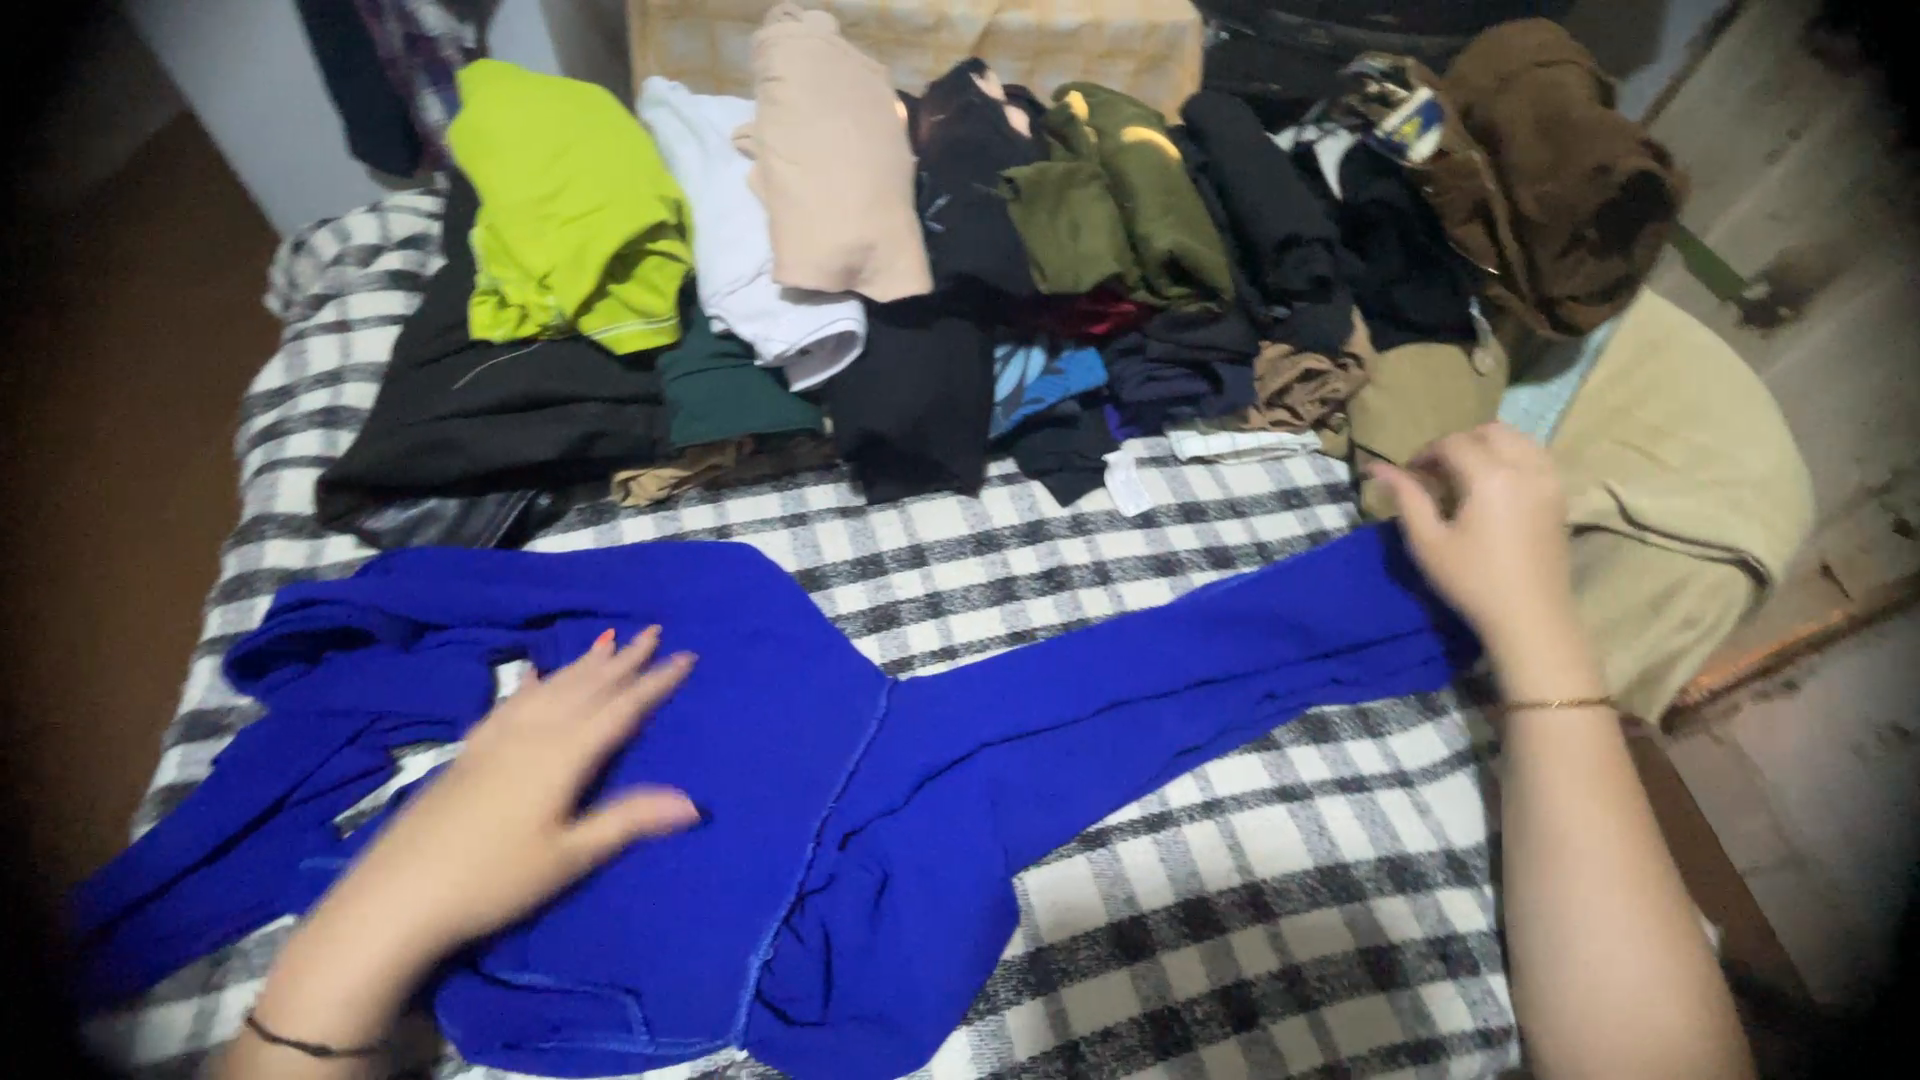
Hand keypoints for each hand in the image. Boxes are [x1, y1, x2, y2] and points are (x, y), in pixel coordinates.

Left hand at [309, 626, 700, 962]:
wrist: (391, 902)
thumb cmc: (492, 881)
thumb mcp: (570, 857)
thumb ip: (629, 820)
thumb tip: (695, 803)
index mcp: (563, 755)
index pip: (622, 709)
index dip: (656, 682)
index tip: (687, 655)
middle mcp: (532, 735)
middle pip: (587, 687)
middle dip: (624, 659)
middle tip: (653, 631)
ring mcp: (496, 740)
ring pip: (551, 688)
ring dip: (584, 664)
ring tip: (608, 640)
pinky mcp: (469, 754)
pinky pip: (510, 703)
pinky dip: (531, 683)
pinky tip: (533, 673)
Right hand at [1367, 423, 1577, 652]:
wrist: (1529, 615)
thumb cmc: (1470, 580)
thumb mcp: (1427, 540)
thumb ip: (1406, 497)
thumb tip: (1377, 468)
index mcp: (1491, 478)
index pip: (1453, 443)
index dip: (1425, 453)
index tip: (1409, 475)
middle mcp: (1527, 469)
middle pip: (1490, 431)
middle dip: (1458, 444)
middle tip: (1435, 473)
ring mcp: (1550, 481)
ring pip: (1518, 439)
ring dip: (1487, 447)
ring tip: (1464, 477)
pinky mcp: (1560, 495)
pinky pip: (1536, 457)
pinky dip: (1511, 458)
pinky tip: (1492, 487)